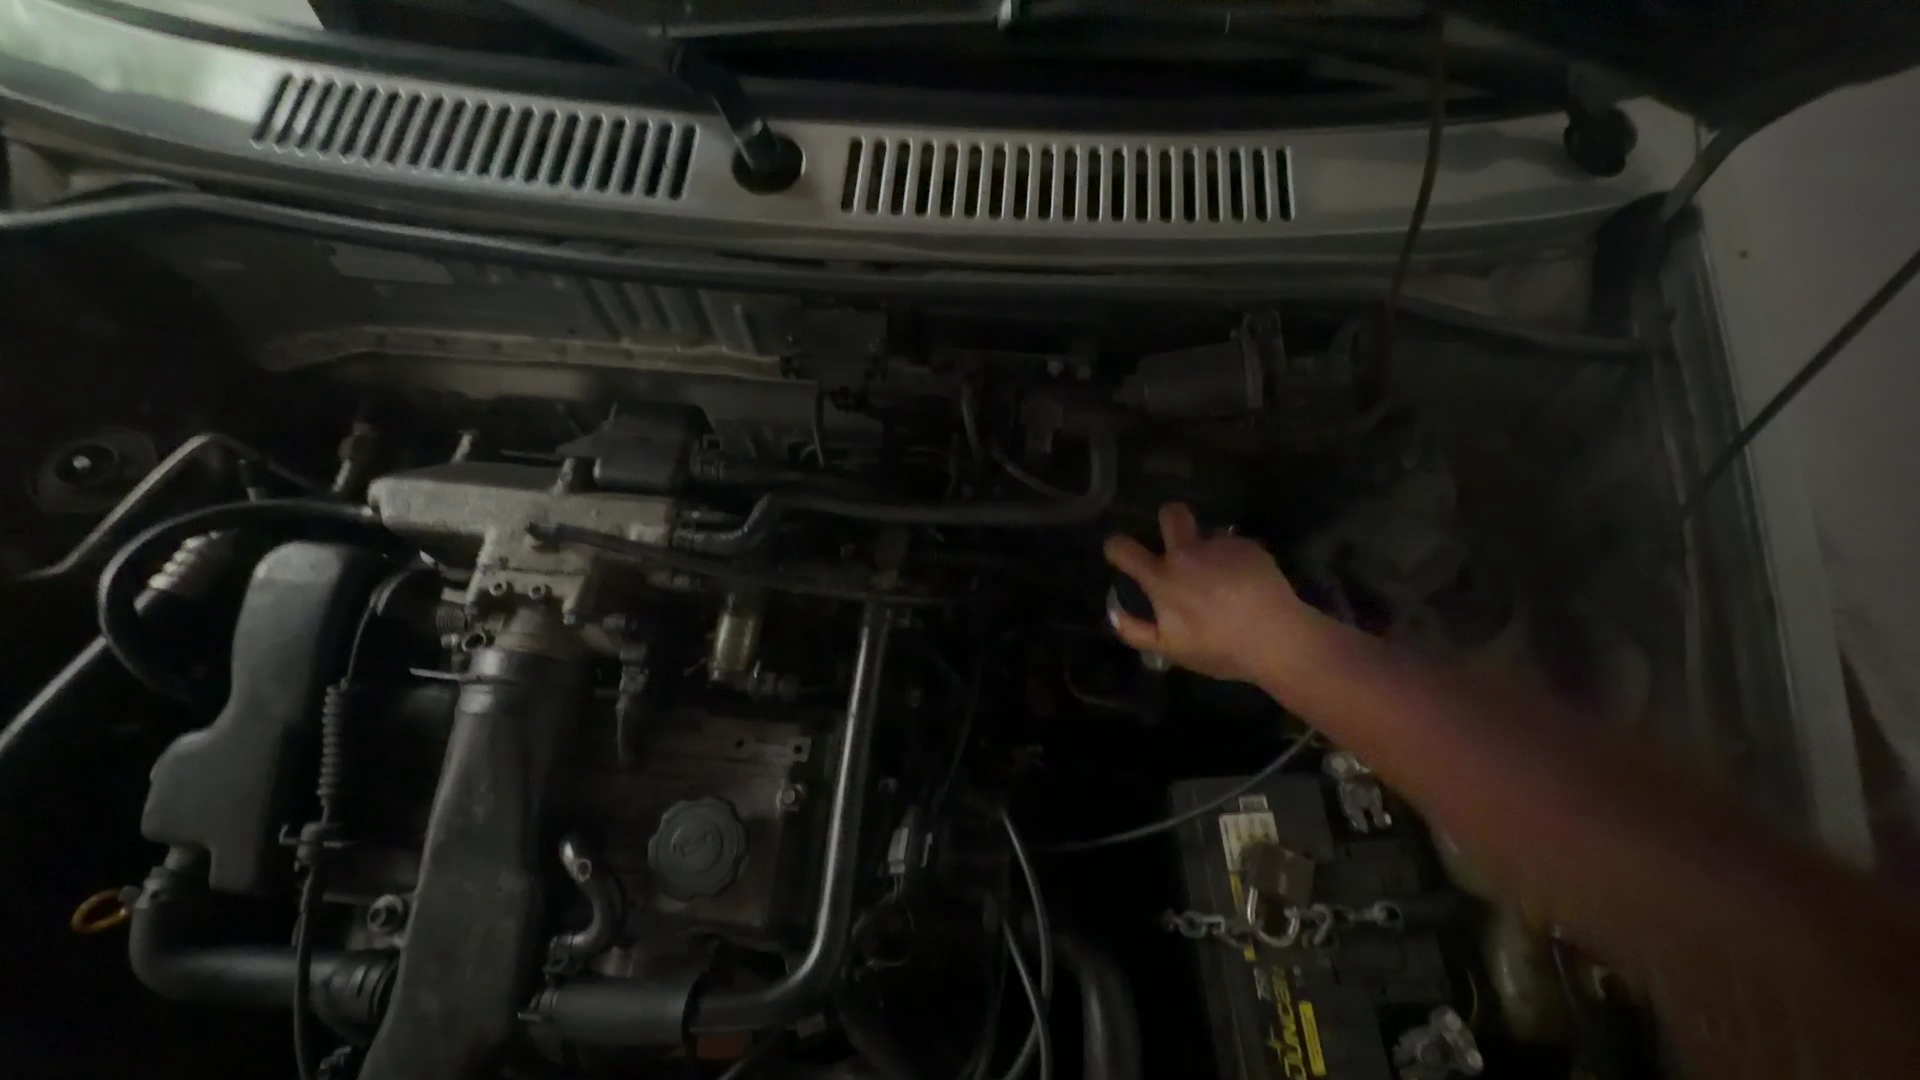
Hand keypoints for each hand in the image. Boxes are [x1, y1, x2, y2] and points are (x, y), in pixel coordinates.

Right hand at [1104, 503, 1315, 682]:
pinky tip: (1245, 583)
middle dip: (1168, 519)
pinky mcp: (1249, 546)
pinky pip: (1232, 546)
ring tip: (1220, 576)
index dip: (1115, 547)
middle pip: (1170, 513)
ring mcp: (1220, 546)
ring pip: (1207, 533)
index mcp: (1162, 578)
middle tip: (1176, 540)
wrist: (1278, 639)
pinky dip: (1233, 560)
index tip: (1119, 552)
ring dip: (1206, 548)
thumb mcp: (1171, 650)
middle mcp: (1188, 553)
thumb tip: (1113, 612)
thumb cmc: (1220, 648)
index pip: (1124, 548)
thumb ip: (1135, 630)